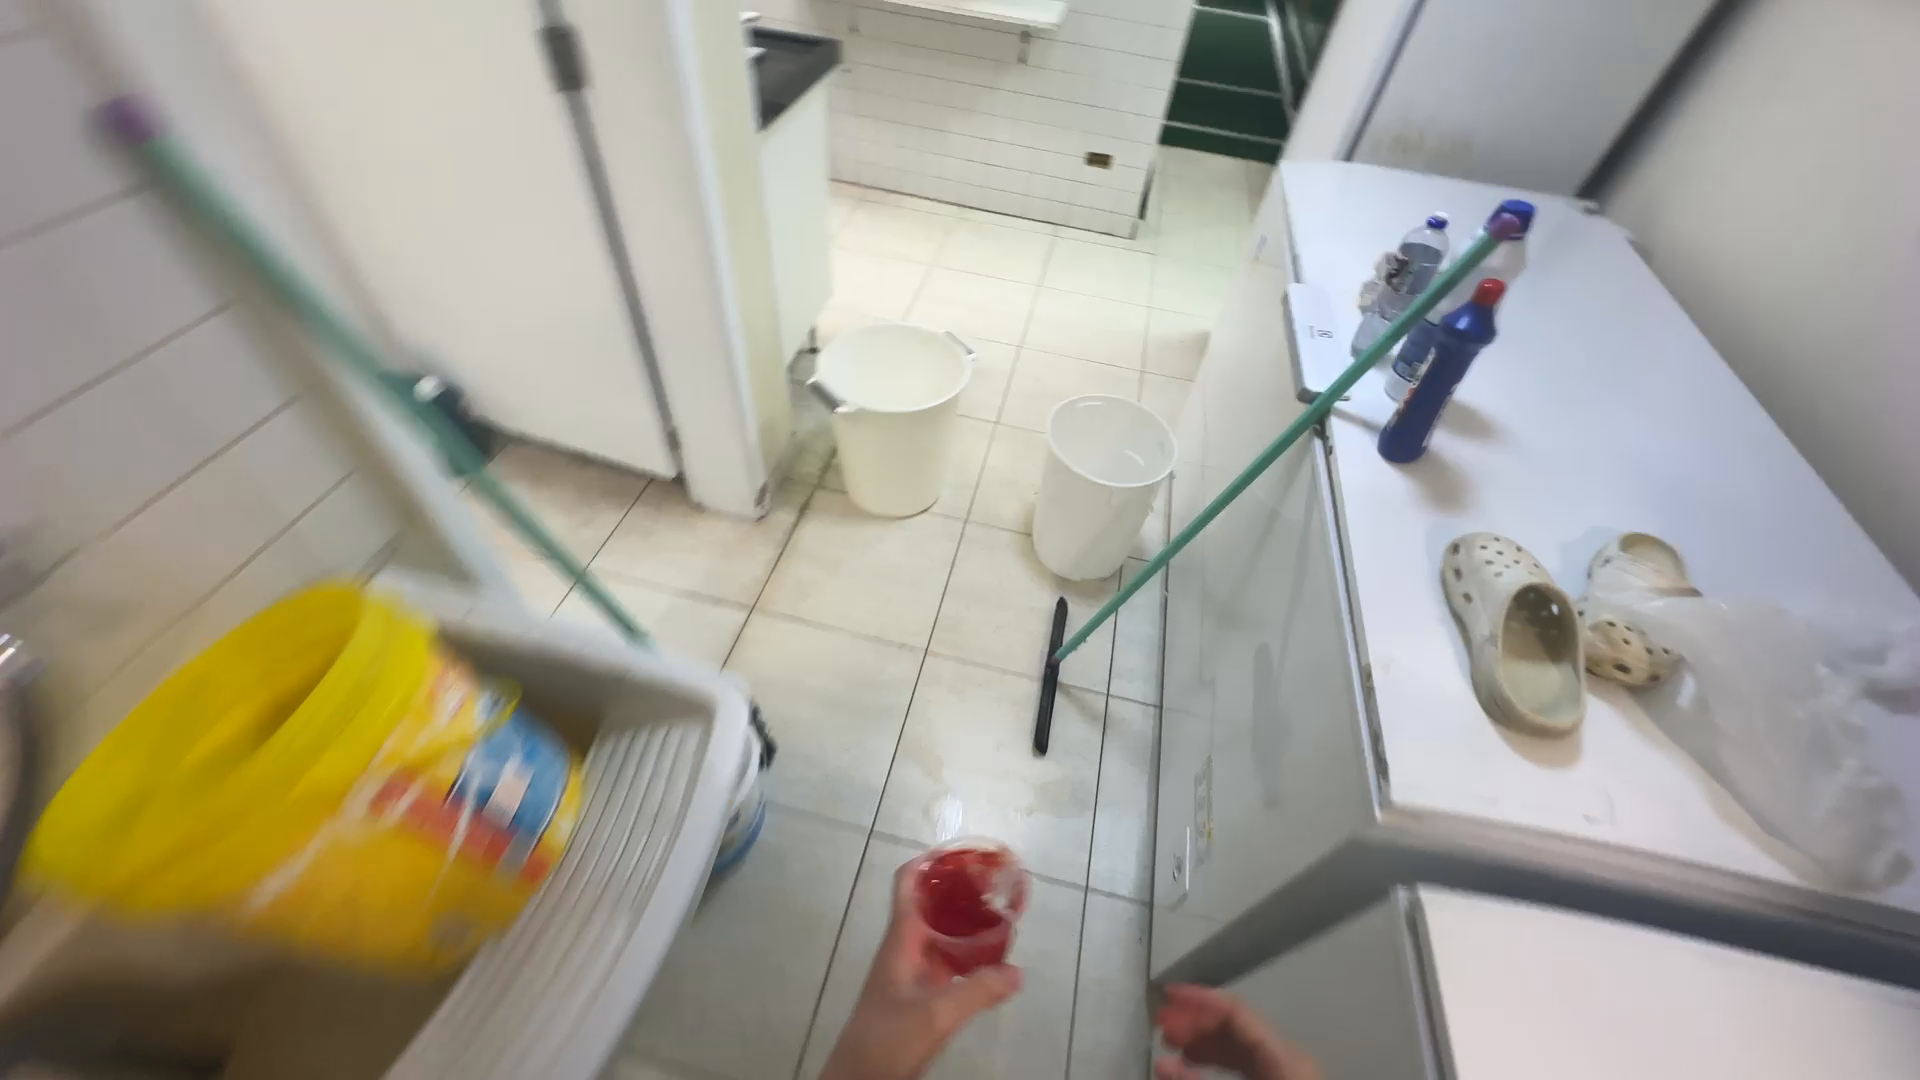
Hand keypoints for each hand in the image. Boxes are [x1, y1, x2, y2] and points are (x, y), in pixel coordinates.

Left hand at [819, 857, 1022, 1079]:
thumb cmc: (887, 1038)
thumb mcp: (936, 1014)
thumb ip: (977, 991)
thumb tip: (1018, 971)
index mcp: (901, 936)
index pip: (909, 880)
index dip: (933, 860)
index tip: (965, 854)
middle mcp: (904, 945)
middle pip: (930, 903)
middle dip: (959, 890)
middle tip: (994, 885)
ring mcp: (909, 970)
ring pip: (939, 932)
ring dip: (964, 921)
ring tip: (999, 915)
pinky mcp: (916, 993)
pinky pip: (944, 960)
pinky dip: (965, 952)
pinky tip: (989, 961)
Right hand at [1154, 984, 1320, 1079]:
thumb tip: (1162, 1065)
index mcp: (1286, 1060)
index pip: (1236, 1012)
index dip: (1199, 1000)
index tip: (1166, 997)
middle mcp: (1290, 1059)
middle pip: (1236, 1024)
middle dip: (1195, 1022)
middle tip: (1160, 1029)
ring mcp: (1289, 1073)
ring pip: (1240, 1043)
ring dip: (1203, 1040)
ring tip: (1170, 1046)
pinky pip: (1247, 1062)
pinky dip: (1218, 1059)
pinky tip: (1194, 1063)